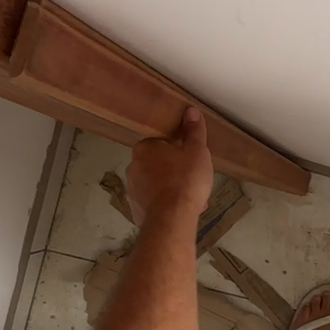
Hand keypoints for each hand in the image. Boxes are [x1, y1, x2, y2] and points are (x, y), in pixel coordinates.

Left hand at [125, 107, 213, 226]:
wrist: (172, 218)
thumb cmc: (186, 179)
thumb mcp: (197, 151)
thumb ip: (194, 131)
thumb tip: (191, 111)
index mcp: (144, 148)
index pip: (160, 144)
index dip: (178, 152)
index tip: (191, 161)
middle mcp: (133, 167)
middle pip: (158, 165)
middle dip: (175, 172)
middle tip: (194, 181)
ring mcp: (132, 190)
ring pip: (156, 186)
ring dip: (171, 190)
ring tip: (192, 200)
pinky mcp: (136, 210)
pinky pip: (153, 203)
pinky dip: (165, 206)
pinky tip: (181, 212)